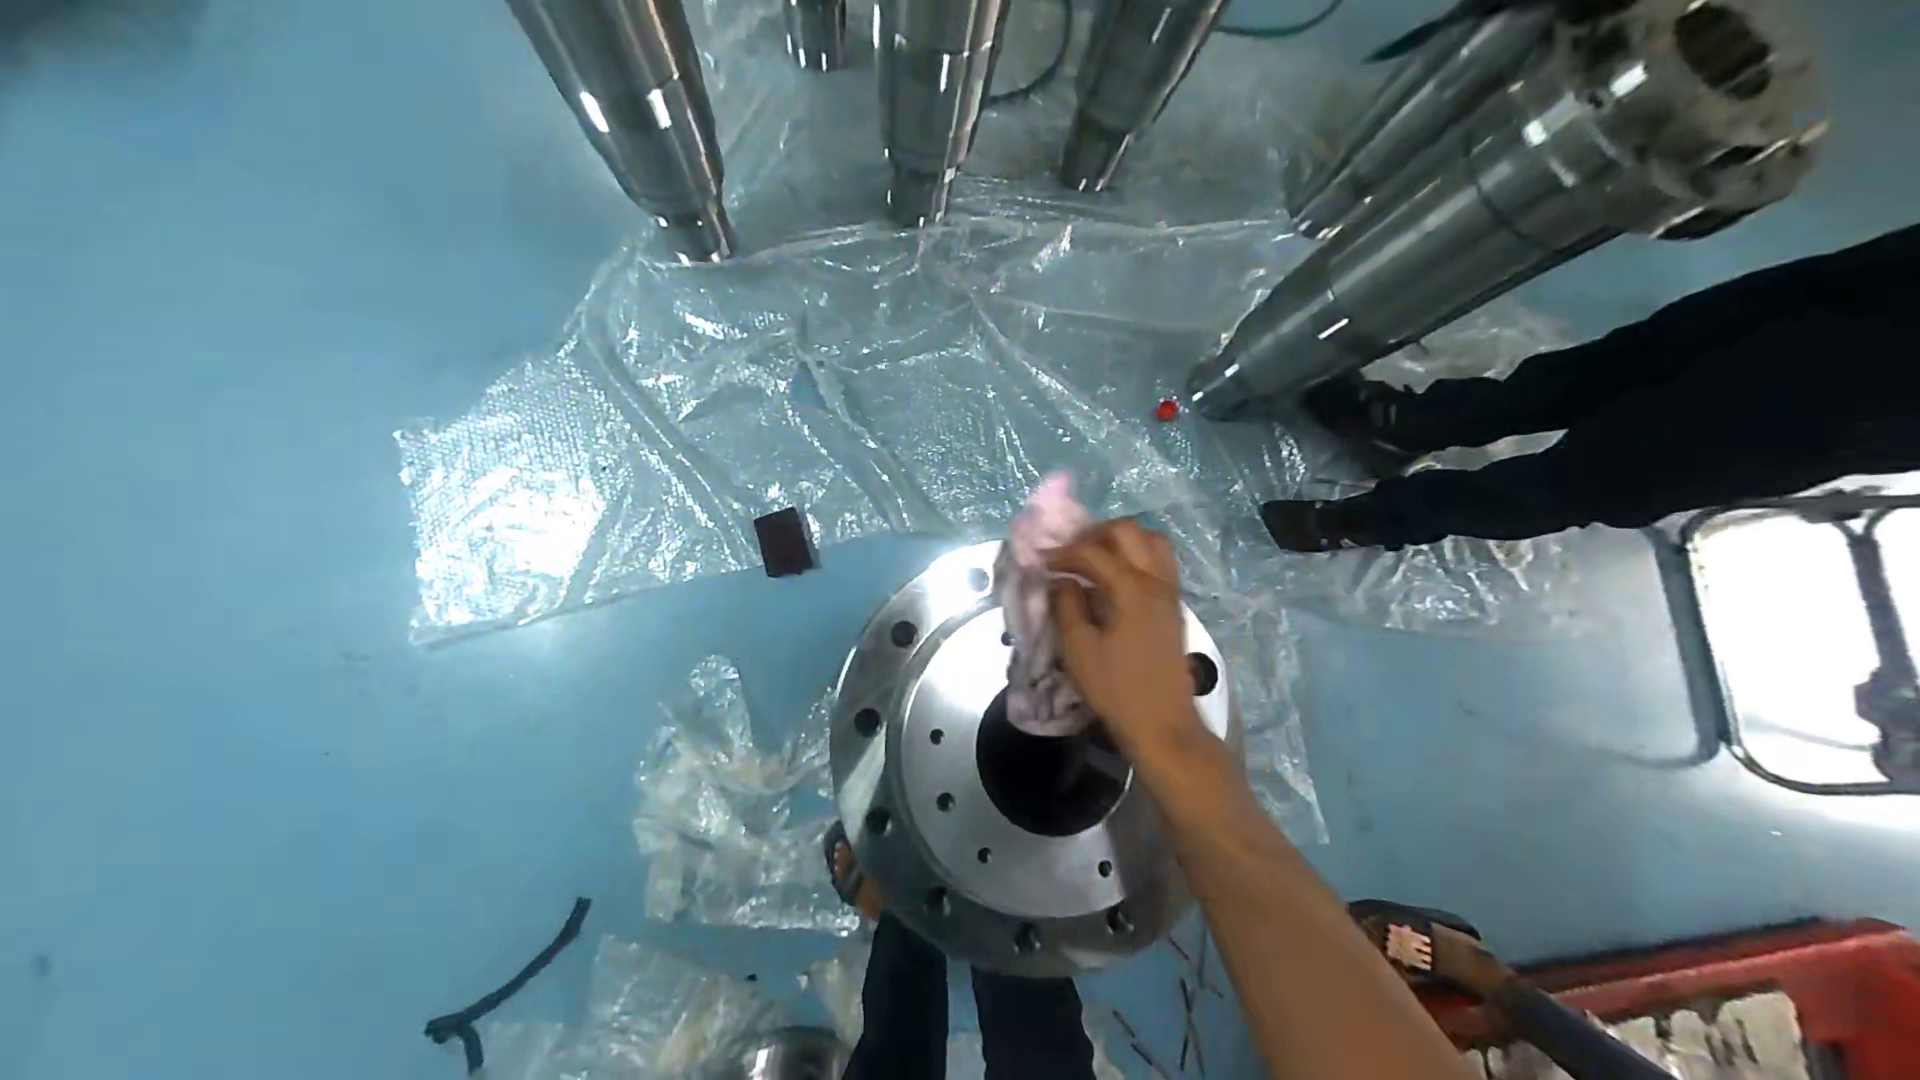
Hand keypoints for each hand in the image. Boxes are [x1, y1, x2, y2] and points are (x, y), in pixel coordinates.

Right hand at [1049, 520, 1208, 761]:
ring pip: (1151, 541)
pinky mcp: (1174, 605)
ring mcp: (1170, 591)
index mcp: (1131, 588)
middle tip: (1070, 553)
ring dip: (1121, 540)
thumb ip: (1066, 606)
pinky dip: (1137, 555)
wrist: (1162, 723)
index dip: (1062, 554)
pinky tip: (1117, 577)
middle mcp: (1156, 580)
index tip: (1042, 563)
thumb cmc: (1116, 688)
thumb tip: (1061, 582)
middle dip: (1094, 535)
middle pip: (1128, 531)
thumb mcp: (1078, 649)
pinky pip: (1160, 561)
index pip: (1092, 552)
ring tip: (1095, 558)